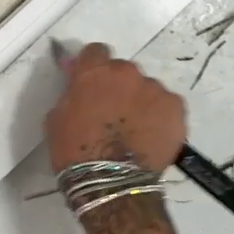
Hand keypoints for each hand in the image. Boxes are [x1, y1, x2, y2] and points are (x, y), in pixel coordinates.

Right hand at [46, 43, 185, 172]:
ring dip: (139, 102)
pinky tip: (149, 136)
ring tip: (132, 131)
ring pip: (146, 89)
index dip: (91, 66)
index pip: (95, 51)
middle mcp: (128, 74)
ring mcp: (156, 90)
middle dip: (117, 87)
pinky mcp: (176, 109)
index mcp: (95, 73)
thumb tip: (78, 83)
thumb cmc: (74, 152)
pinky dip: (158, 117)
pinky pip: (165, 105)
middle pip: (123, 71)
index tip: (88, 83)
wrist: (111, 183)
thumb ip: (70, 94)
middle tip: (110, 113)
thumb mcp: (57, 118)